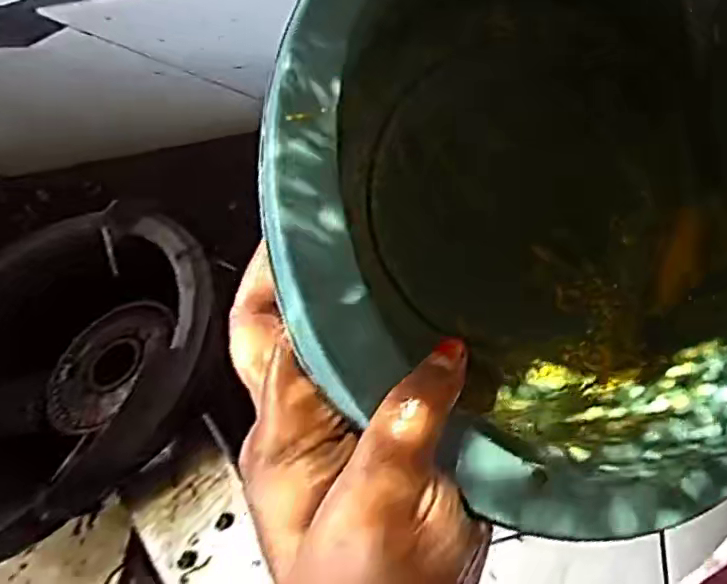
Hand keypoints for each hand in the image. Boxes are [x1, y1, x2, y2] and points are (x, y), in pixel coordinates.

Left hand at [229, 244, 489, 583]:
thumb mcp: (375, 508)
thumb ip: (401, 428)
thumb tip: (444, 354)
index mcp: (285, 436)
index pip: (275, 339)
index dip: (288, 280)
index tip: (316, 226)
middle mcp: (315, 415)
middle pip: (291, 327)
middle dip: (305, 271)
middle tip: (346, 217)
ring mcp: (363, 414)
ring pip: (352, 337)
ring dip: (369, 294)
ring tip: (403, 243)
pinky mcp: (410, 417)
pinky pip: (413, 356)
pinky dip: (424, 324)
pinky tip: (452, 301)